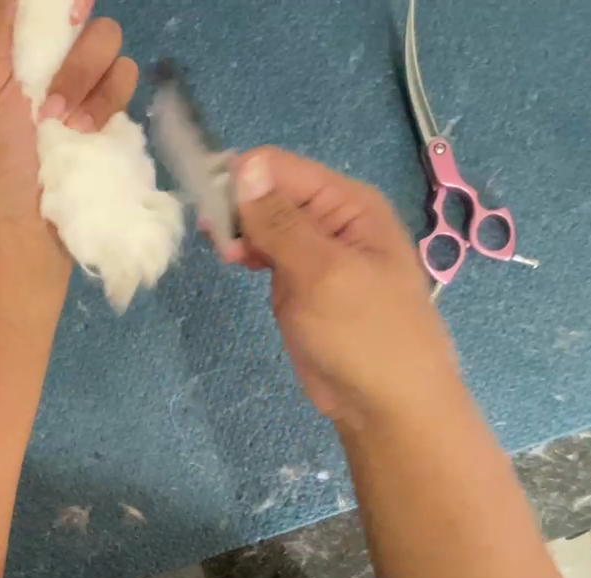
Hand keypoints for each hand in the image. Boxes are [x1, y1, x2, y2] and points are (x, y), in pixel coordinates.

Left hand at [0, 0, 138, 255]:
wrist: (24, 237)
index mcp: (9, 59)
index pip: (43, 9)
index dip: (60, 7)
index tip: (68, 13)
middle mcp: (45, 69)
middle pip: (85, 18)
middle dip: (75, 59)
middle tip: (49, 104)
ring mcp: (80, 94)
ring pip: (112, 46)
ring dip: (91, 86)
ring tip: (66, 129)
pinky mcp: (106, 121)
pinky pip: (128, 80)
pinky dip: (108, 106)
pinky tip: (87, 137)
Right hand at [220, 147, 464, 428]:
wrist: (383, 398)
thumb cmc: (361, 333)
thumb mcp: (320, 273)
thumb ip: (281, 221)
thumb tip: (245, 165)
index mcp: (346, 203)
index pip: (278, 169)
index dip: (236, 182)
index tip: (207, 216)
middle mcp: (330, 219)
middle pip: (267, 191)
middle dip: (234, 209)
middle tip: (218, 245)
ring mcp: (314, 251)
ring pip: (262, 222)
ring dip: (236, 233)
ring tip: (226, 259)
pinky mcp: (298, 281)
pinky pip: (266, 250)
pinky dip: (246, 252)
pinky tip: (235, 265)